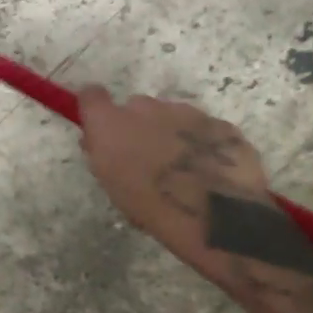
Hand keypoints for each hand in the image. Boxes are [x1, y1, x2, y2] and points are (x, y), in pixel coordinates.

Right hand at [78, 87, 271, 262]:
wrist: (218, 217)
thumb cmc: (150, 203)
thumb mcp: (109, 179)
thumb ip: (100, 150)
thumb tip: (99, 139)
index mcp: (109, 121)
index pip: (91, 95)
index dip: (95, 108)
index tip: (101, 126)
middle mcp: (144, 107)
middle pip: (136, 106)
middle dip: (139, 125)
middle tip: (148, 155)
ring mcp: (186, 113)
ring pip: (172, 115)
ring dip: (171, 132)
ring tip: (185, 166)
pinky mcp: (221, 125)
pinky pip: (203, 128)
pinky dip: (202, 142)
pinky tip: (211, 168)